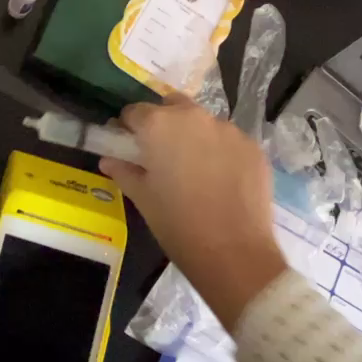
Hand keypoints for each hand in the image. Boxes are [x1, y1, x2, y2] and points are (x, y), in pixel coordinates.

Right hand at [100, 98, 287, 328]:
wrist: (235, 254)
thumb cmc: (177, 224)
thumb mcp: (142, 198)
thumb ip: (123, 171)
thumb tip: (108, 159)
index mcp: (158, 124)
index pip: (134, 111)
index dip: (130, 128)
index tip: (131, 147)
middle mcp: (192, 116)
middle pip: (171, 107)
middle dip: (164, 123)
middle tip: (163, 155)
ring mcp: (227, 129)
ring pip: (203, 122)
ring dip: (195, 136)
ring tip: (196, 170)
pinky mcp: (253, 146)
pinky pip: (229, 141)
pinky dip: (221, 152)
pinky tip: (222, 180)